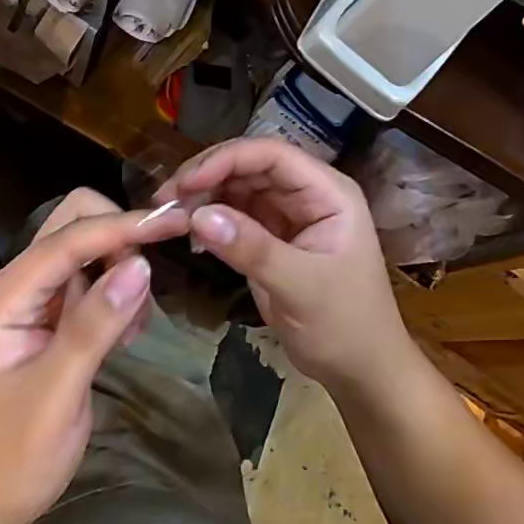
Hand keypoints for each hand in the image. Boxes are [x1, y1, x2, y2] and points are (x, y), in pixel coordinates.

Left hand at [0, 195, 188, 523]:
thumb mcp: (52, 397)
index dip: (125, 225)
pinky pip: (97, 283)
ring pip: (92, 249)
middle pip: (76, 223)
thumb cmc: (5, 460)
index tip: (180, 222)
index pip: (72, 238)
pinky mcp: (56, 320)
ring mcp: (39, 301)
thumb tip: (140, 265)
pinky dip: (120, 295)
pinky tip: (127, 335)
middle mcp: (23, 285)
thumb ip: (93, 328)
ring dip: (124, 268)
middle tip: (155, 276)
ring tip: (136, 326)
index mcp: (9, 295)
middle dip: (122, 234)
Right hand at [154, 138, 410, 390]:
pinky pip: (235, 215)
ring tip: (167, 214)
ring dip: (203, 196)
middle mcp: (307, 194)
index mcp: (327, 192)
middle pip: (250, 166)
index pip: (272, 156)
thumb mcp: (301, 287)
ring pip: (237, 188)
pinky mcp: (271, 237)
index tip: (185, 184)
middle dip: (207, 177)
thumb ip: (253, 249)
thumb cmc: (345, 325)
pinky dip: (209, 219)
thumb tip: (198, 217)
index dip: (226, 160)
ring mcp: (288, 215)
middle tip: (164, 200)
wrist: (359, 368)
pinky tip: (185, 231)